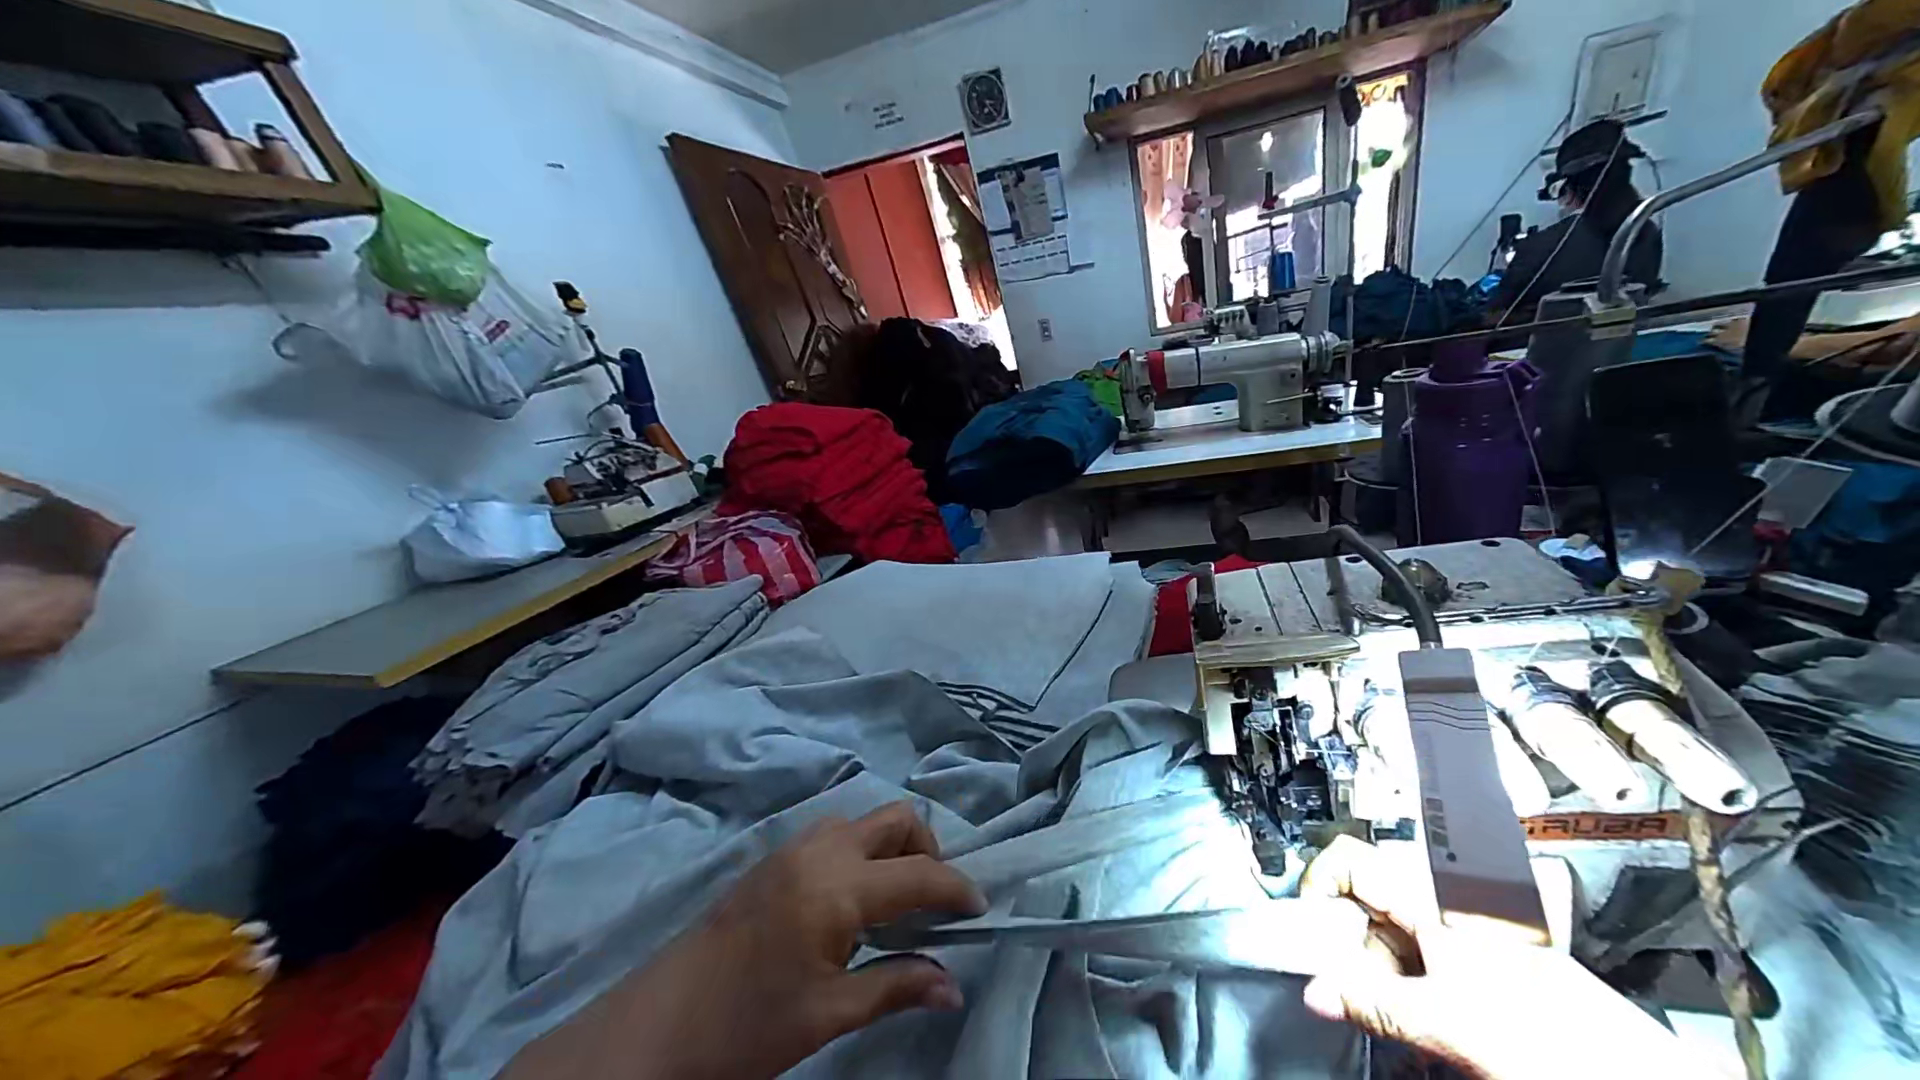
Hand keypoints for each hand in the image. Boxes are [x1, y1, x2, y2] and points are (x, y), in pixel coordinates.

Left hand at [504, 802, 987, 1079]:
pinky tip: (853, 900)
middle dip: (928, 849)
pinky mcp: (774, 857)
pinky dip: (861, 851)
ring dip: (892, 848)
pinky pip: (835, 833)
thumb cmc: (747, 1025)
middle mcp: (820, 849)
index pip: (919, 874)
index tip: (980, 910)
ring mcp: (793, 847)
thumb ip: (896, 988)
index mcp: (838, 886)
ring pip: (863, 821)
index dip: (957, 889)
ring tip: (895, 903)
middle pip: (896, 818)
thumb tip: (954, 986)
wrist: (658, 1024)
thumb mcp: (828, 1015)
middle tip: (933, 902)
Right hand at [1300, 836, 1736, 1079]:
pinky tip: (1422, 1022)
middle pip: (1367, 902)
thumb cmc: (1569, 1045)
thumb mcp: (1452, 1023)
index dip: (1318, 889)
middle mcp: (1450, 905)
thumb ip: (1374, 1002)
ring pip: (1395, 935)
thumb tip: (1316, 990)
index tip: (1308, 931)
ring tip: (1397, 1019)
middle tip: (1351, 993)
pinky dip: (1409, 988)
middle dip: (1350, 947)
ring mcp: (1469, 934)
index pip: (1349, 860)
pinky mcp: (1485, 963)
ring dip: (1380, 975)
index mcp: (1437, 897)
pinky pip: (1423, 961)